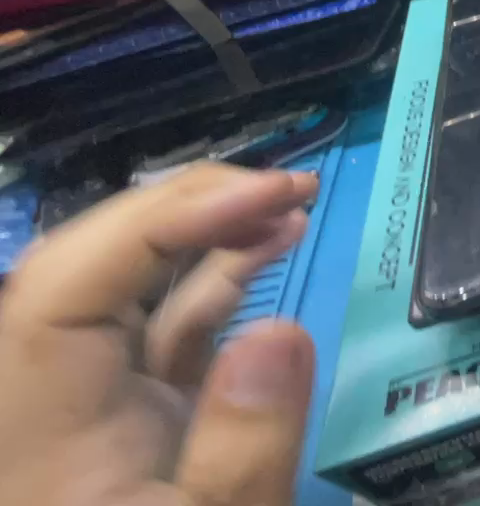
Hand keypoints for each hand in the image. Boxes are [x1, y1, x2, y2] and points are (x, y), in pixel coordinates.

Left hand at [0, 164, 319, 505]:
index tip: (267, 194)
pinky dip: (220, 268)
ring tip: (291, 199)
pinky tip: (274, 240)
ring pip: (120, 287)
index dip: (154, 223)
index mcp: (39, 437)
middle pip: (73, 274)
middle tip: (284, 184)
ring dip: (206, 228)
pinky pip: (164, 318)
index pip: (57, 296)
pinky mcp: (130, 405)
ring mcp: (88, 403)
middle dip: (178, 209)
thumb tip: (279, 330)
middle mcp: (46, 404)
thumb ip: (245, 444)